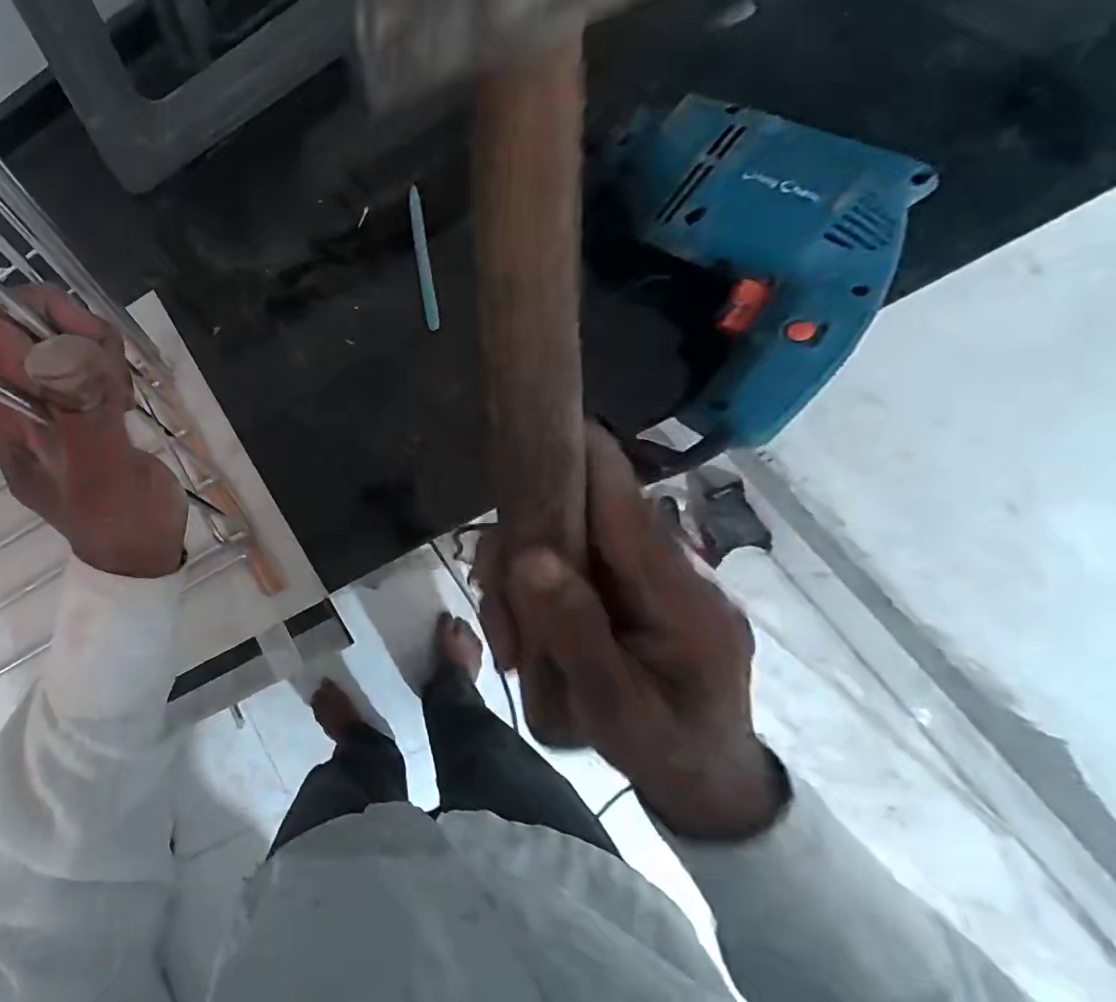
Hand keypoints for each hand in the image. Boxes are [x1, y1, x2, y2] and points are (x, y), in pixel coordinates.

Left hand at [0, 286, 185, 578]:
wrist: (135, 554)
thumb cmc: (120, 519)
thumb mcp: (102, 470)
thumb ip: (79, 409)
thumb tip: (53, 348)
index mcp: (7, 411)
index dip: (39, 310)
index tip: (88, 342)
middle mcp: (13, 400)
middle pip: (31, 322)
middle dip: (81, 336)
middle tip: (114, 384)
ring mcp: (41, 404)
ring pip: (61, 336)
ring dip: (101, 356)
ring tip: (119, 403)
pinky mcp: (67, 408)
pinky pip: (80, 359)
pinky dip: (107, 369)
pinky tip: (119, 405)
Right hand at [475, 427, 785, 839]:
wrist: (705, 782)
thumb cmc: (665, 748)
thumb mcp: (615, 709)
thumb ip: (574, 633)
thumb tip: (529, 555)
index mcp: (680, 599)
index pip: (626, 509)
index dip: (589, 462)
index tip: (548, 423)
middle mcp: (664, 577)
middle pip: (579, 526)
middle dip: (521, 559)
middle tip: (500, 620)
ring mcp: (645, 584)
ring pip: (560, 548)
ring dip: (518, 587)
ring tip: (512, 649)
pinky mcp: (625, 593)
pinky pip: (565, 571)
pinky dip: (530, 598)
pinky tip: (524, 642)